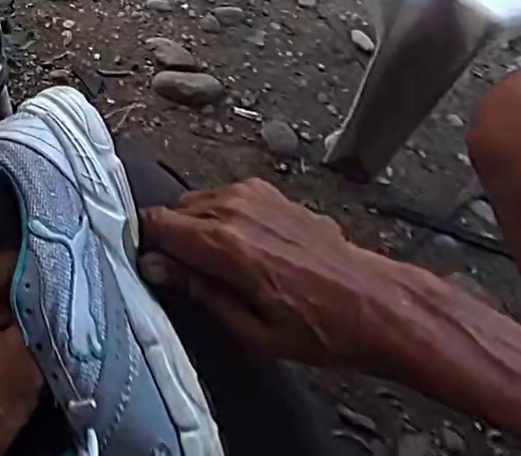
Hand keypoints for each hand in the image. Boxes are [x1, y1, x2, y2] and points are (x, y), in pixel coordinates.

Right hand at [139, 179, 417, 369]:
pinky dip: (218, 216)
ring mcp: (249, 194)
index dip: (144, 240)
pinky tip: (242, 244)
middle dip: (171, 238)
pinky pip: (220, 197)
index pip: (155, 223)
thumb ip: (196, 291)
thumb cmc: (325, 326)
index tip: (147, 257)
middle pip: (171, 211)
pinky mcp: (263, 190)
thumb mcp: (253, 331)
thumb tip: (156, 268)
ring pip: (193, 202)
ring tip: (220, 261)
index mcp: (225, 245)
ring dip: (193, 226)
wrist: (377, 303)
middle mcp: (232, 209)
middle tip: (185, 270)